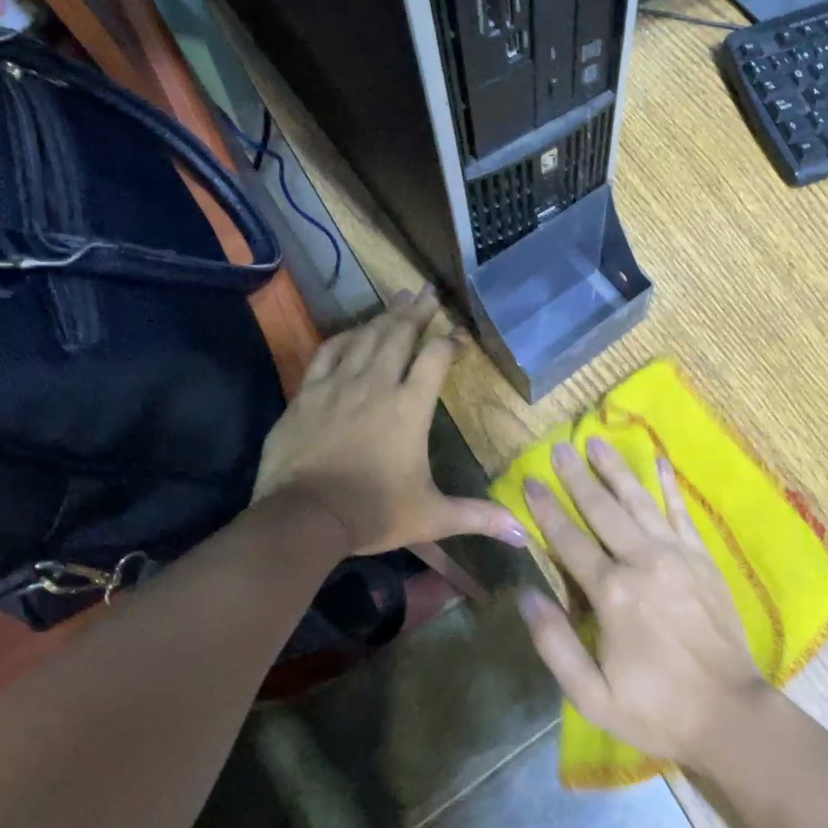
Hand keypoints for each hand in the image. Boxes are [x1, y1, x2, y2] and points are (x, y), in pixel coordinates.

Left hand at [254, 287, 527, 554]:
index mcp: (410, 408)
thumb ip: (478, 516)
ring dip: (385, 315)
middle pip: (400, 335)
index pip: (436, 358)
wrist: (303, 517)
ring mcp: (338, 385)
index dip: (451, 342)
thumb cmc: (373, 513)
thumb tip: (524, 534)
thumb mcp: (432, 516)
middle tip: (428, 293)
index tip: (460, 334)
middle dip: (417, 312)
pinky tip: (354, 330)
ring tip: (399, 298)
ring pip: (366, 337)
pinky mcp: (307, 394)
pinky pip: (328, 352)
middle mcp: (377, 385)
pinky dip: (346, 336)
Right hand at [518, 438, 769, 765]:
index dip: (547, 510)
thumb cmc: (655, 708)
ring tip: (597, 442)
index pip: (570, 541)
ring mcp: (677, 554)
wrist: (727, 711)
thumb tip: (526, 596)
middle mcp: (643, 561)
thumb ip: (555, 643)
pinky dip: (668, 485)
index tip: (530, 481)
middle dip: (578, 477)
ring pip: (639, 501)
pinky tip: (658, 462)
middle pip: (603, 509)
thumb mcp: (591, 695)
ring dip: (616, 470)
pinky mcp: (702, 558)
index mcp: (612, 593)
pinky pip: (681, 512)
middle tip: (560, 447)